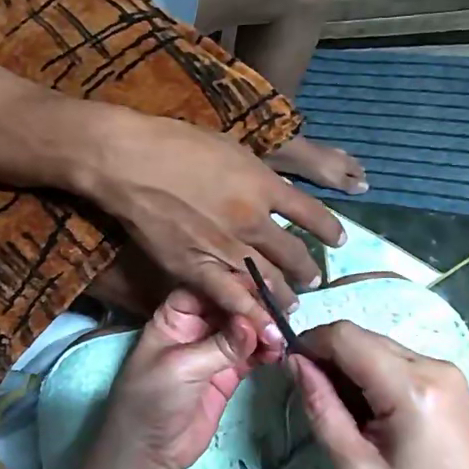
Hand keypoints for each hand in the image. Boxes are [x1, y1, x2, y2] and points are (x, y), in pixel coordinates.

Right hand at [90, 114, 344, 347]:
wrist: (131, 161)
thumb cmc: (176, 143)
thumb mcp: (230, 147)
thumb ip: (256, 174)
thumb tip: (274, 190)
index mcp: (263, 185)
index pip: (311, 213)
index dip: (328, 229)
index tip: (337, 239)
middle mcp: (252, 220)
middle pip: (292, 253)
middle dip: (306, 269)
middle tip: (312, 279)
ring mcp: (225, 247)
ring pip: (267, 279)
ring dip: (284, 294)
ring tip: (292, 303)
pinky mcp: (195, 267)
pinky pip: (229, 296)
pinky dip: (250, 313)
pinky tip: (266, 326)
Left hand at [102, 289, 270, 468]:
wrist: (150, 451)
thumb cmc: (152, 400)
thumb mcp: (182, 367)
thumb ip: (220, 345)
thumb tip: (254, 324)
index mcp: (173, 316)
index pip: (206, 289)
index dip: (232, 285)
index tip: (262, 287)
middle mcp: (195, 326)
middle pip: (229, 306)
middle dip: (255, 308)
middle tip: (281, 312)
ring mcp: (213, 350)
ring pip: (244, 330)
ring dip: (264, 331)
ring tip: (282, 337)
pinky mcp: (228, 373)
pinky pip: (252, 355)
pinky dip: (266, 351)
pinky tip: (279, 352)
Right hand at [286, 321, 468, 468]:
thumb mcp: (357, 468)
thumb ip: (321, 410)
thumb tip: (295, 363)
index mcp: (410, 388)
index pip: (345, 336)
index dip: (310, 343)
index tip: (294, 371)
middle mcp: (429, 363)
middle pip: (360, 336)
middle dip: (328, 357)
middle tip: (319, 400)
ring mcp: (443, 364)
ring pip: (375, 344)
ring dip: (349, 366)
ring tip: (349, 412)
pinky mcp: (447, 372)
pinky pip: (394, 356)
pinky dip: (371, 372)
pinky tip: (373, 409)